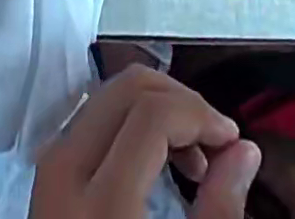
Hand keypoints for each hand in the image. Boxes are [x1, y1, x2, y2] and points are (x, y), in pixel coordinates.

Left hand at [30, 65, 261, 218]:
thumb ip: (220, 213)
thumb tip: (245, 150)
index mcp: (100, 203)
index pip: (152, 114)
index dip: (200, 114)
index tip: (233, 141)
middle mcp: (64, 169)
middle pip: (129, 88)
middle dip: (182, 101)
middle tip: (217, 140)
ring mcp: (49, 165)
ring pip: (111, 92)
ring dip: (159, 107)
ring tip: (194, 155)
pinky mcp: (48, 170)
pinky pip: (96, 115)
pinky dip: (135, 120)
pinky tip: (160, 158)